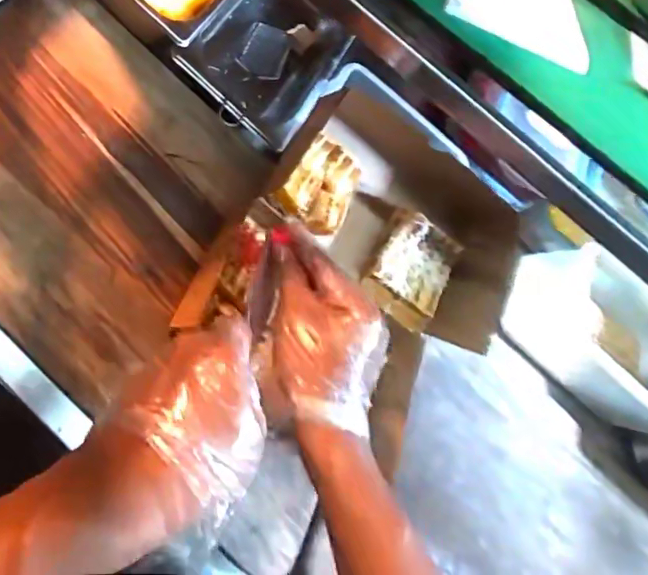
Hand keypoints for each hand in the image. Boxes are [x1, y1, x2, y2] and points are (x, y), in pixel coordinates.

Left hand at [48, 316, 266, 569]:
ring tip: (199, 417)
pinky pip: (160, 382)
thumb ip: (249, 402)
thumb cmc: (197, 466)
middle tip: (227, 397)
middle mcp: (181, 349)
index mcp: (215, 354)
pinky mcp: (129, 384)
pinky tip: (172, 427)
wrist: (127, 486)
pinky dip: (168, 396)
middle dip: (215, 365)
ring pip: (181, 364)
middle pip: (205, 345)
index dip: (242, 344)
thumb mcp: (244, 442)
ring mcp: (152, 364)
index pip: (235, 330)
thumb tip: (246, 383)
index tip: (248, 359)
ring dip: (191, 381)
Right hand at [271, 226, 388, 438]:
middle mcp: (368, 313)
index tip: (284, 221)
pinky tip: (296, 294)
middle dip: (303, 259)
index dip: (299, 242)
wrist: (326, 426)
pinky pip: (330, 311)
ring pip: (329, 294)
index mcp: (357, 302)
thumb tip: (282, 245)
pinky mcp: (354, 348)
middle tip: (280, 240)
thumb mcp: (294, 314)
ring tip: (284, 262)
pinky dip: (311, 299)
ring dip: (305, 278)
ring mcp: (364, 333)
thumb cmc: (308, 366)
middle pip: (328, 277)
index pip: (323, 262)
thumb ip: (290, 274)